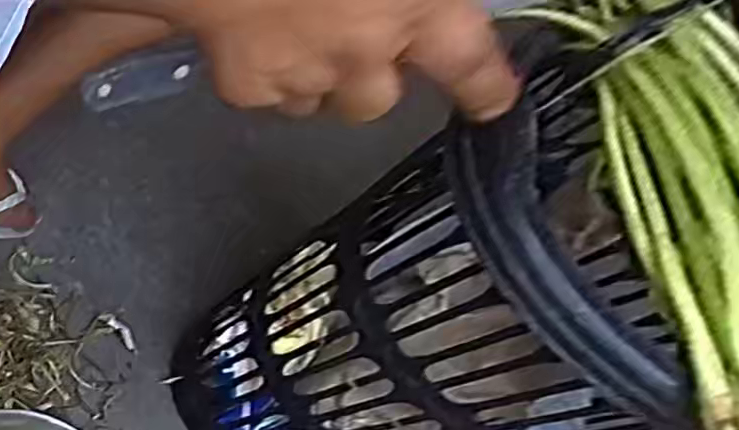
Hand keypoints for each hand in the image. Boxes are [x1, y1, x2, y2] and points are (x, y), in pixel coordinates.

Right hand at [168, 0, 519, 122]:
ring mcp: (298, 81)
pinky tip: (268, 47)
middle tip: (364, 61)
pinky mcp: (249, 91)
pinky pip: (267, 97)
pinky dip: (272, 79)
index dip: (484, 87)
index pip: (467, 61)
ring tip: (307, 46)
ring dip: (319, 84)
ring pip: (315, 103)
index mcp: (417, 8)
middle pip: (375, 104)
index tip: (493, 106)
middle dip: (374, 86)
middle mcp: (359, 58)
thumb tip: (433, 6)